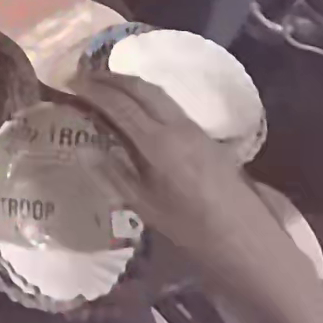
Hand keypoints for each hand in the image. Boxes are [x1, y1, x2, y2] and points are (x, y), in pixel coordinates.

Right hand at [71, 69, 322, 322]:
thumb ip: (115, 173)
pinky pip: (168, 104)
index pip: (119, 104)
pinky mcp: (205, 136)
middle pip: (140, 87)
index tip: (70, 81)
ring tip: (104, 85)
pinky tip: (135, 107)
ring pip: (157, 92)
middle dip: (110, 77)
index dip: (93, 89)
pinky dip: (145, 96)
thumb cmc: (194, 232)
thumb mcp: (146, 208)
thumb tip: (84, 148)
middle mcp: (177, 126)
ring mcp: (195, 128)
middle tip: (83, 76)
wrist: (252, 246)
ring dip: (129, 83)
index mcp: (158, 144)